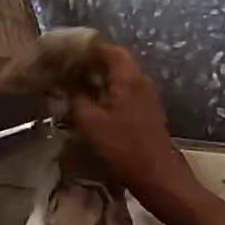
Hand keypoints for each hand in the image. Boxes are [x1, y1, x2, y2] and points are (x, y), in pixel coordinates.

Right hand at [69, 44, 192, 200]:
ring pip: (121, 79)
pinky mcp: (148, 113)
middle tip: (69, 69)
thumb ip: (76, 99)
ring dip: (100, 79)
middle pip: (117, 63)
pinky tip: (93, 105)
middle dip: (92, 63)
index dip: (89, 48)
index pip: (110, 50)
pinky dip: (108, 93)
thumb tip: (67, 86)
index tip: (69, 51)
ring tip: (76, 86)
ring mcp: (147, 98)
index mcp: (129, 79)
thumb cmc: (123, 147)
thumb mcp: (90, 123)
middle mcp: (141, 82)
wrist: (157, 176)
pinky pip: (126, 93)